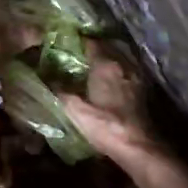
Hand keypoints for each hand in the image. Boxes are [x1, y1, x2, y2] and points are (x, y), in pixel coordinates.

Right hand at [62, 44, 159, 159]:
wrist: (138, 147)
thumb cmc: (105, 126)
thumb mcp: (75, 110)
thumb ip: (60, 91)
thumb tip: (45, 79)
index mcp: (105, 65)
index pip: (92, 43)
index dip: (78, 40)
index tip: (65, 41)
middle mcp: (123, 65)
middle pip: (108, 46)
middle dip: (94, 46)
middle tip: (77, 50)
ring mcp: (135, 76)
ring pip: (120, 57)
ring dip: (107, 56)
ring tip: (92, 62)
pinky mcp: (142, 89)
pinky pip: (126, 69)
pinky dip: (116, 68)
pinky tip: (107, 78)